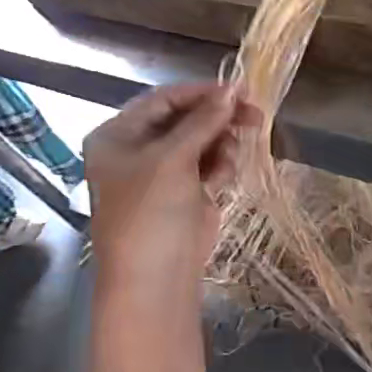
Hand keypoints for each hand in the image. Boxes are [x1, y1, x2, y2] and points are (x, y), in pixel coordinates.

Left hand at [83, 83, 260, 291]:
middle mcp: (136, 151)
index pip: (162, 100)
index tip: (238, 89)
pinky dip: (220, 167)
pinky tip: (224, 178)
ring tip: (229, 160)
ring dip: (220, 145)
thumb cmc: (150, 213)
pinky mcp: (185, 196)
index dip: (200, 93)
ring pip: (201, 143)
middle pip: (184, 120)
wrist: (154, 282)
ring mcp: (162, 175)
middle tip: (254, 115)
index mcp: (117, 136)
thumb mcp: (172, 160)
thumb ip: (204, 121)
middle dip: (217, 119)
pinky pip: (208, 167)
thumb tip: (233, 89)